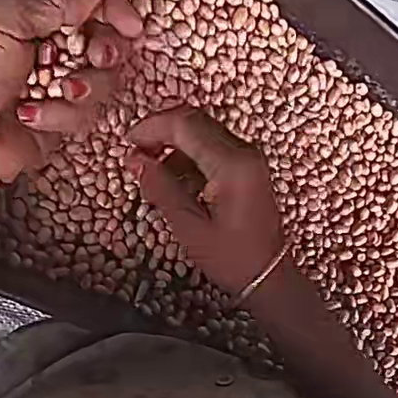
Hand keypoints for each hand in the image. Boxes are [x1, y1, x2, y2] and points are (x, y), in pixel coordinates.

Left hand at [0, 0, 142, 213]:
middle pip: (102, 38)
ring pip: (102, 79)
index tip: (130, 22)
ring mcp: (55, 82)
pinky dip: (63, 114)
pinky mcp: (61, 117)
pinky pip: (88, 113)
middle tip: (95, 55)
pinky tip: (34, 114)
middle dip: (104, 50)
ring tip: (56, 90)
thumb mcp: (0, 16)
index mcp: (26, 8)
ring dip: (84, 86)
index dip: (110, 5)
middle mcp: (44, 43)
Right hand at [128, 108, 285, 291]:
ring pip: (203, 133)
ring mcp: (249, 159)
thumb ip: (162, 189)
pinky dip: (189, 157)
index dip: (151, 127)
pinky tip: (176, 183)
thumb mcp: (191, 227)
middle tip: (137, 156)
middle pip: (194, 121)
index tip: (128, 143)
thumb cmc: (233, 259)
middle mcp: (244, 153)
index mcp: (232, 164)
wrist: (269, 276)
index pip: (185, 124)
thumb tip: (136, 160)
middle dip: (160, 132)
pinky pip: (213, 149)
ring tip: (153, 175)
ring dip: (173, 146)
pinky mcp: (248, 169)